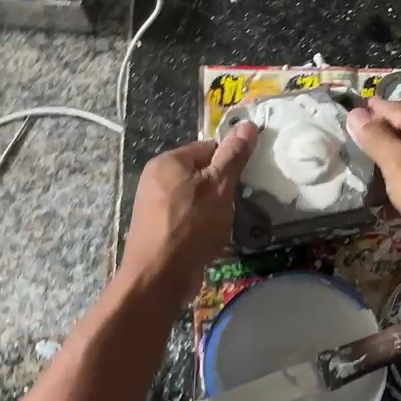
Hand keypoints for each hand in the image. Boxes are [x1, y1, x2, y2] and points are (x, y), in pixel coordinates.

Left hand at [121, 122, 257, 296]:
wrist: (158, 276)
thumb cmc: (191, 225)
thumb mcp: (219, 187)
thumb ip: (233, 156)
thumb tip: (247, 124)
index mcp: (168, 162)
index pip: (208, 148)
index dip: (229, 162)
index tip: (245, 181)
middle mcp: (155, 179)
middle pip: (201, 173)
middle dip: (221, 188)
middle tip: (236, 205)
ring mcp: (153, 206)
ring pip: (195, 198)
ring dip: (213, 210)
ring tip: (225, 224)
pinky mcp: (157, 229)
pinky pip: (186, 219)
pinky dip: (200, 226)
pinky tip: (210, 240)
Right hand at [347, 98, 400, 257]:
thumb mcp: (396, 161)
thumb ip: (374, 138)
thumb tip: (354, 113)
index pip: (389, 108)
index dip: (368, 110)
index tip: (346, 112)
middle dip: (378, 132)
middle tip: (349, 139)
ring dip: (391, 155)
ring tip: (363, 163)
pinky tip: (390, 185)